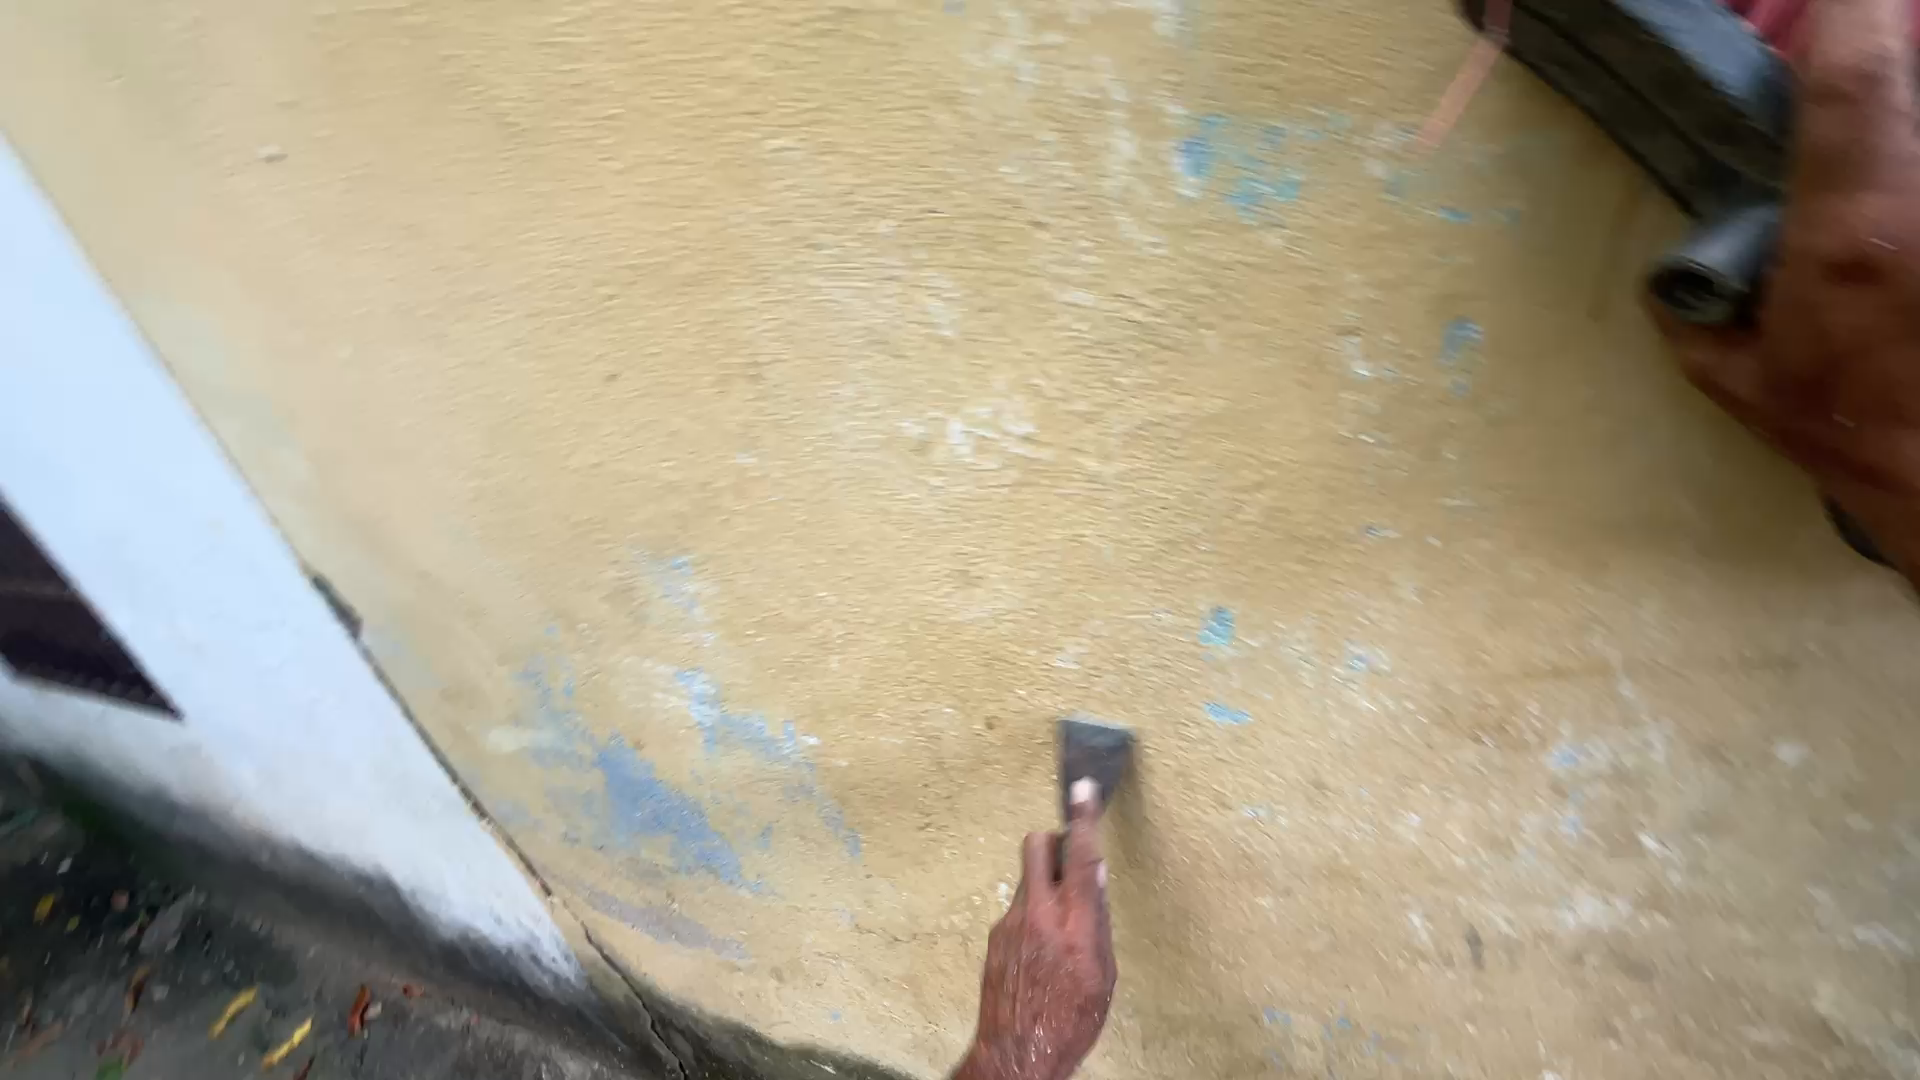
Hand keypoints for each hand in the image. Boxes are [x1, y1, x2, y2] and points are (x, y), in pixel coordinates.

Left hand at [954, 779, 1115, 1079]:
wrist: (1018, 1054)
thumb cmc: (1071, 1021)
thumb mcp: (1103, 976)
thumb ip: (1099, 921)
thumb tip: (1097, 876)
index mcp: (1075, 924)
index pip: (1082, 856)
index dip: (1084, 817)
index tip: (1083, 788)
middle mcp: (1039, 913)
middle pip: (1037, 844)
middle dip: (1053, 842)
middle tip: (1068, 863)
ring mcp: (1012, 921)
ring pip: (1029, 878)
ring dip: (1045, 886)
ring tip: (1058, 931)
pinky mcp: (995, 934)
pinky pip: (1018, 907)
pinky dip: (1033, 915)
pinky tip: (1040, 953)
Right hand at [1655, 0, 1919, 580]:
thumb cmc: (1843, 424)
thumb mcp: (1730, 374)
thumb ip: (1696, 310)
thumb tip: (1681, 270)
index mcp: (1853, 232)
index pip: (1859, 84)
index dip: (1850, 13)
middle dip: (1895, 40)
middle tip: (1867, 40)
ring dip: (1899, 100)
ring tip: (1870, 110)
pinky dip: (1899, 143)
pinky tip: (1878, 185)